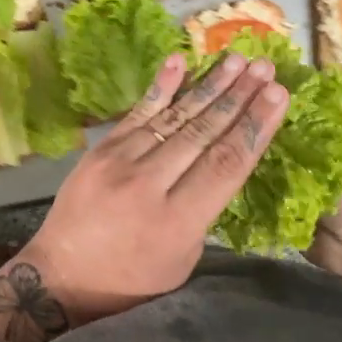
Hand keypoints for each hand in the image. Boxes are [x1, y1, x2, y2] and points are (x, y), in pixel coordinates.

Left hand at [17, 52, 289, 324]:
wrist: (62, 276)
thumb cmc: (132, 281)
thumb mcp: (182, 261)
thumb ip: (203, 212)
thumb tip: (223, 164)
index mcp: (177, 221)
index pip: (227, 164)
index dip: (255, 127)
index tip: (280, 95)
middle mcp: (150, 184)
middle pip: (205, 132)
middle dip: (240, 97)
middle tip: (266, 67)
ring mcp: (121, 161)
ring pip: (175, 116)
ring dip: (210, 84)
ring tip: (238, 59)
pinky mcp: (102, 148)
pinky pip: (138, 111)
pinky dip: (161, 85)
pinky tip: (180, 60)